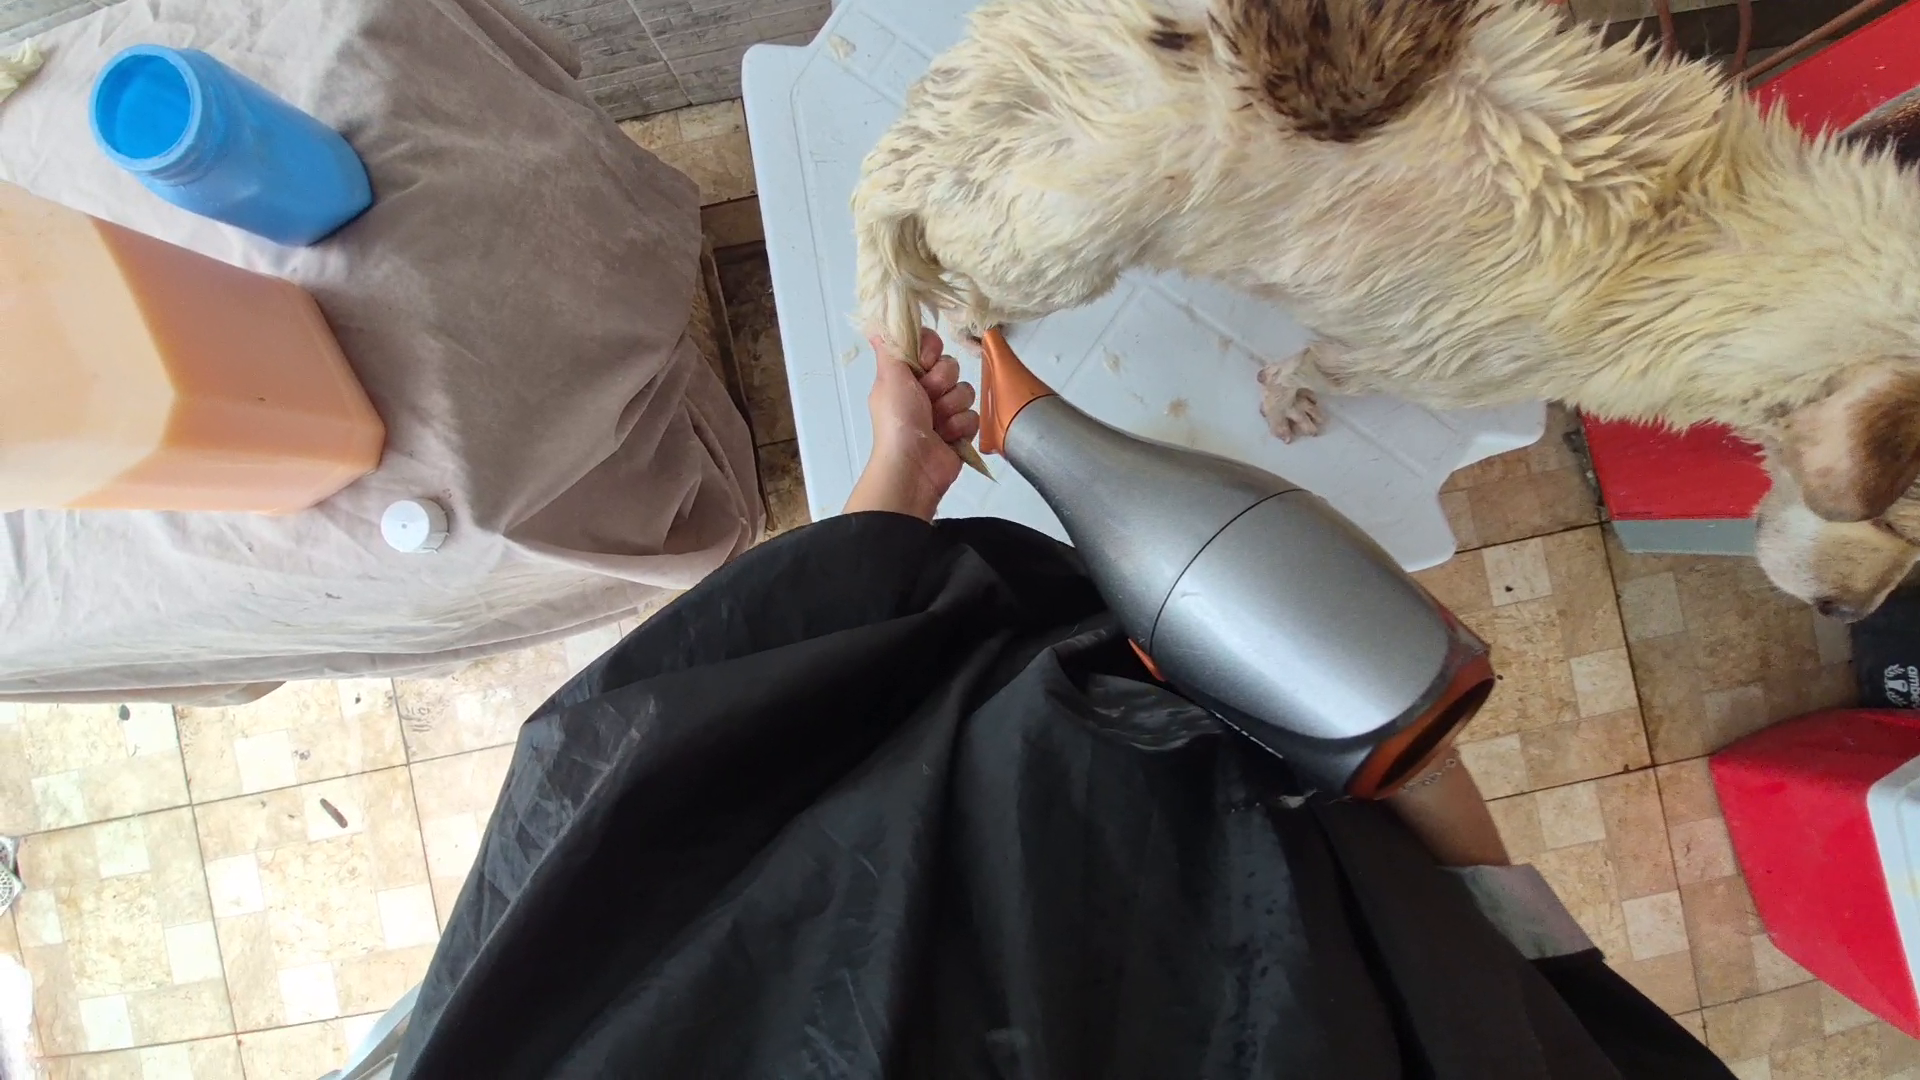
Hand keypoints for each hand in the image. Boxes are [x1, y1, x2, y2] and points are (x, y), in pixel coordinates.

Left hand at [843, 329, 980, 520]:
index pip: (930, 344)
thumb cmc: (897, 420)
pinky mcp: (960, 431)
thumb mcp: (889, 378)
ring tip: (936, 424)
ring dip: (950, 408)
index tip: (925, 360)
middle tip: (926, 400)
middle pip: (951, 366)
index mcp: (906, 375)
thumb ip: (890, 348)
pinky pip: (974, 416)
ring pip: (965, 391)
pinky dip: (959, 427)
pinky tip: (946, 437)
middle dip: (941, 383)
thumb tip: (876, 324)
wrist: (912, 466)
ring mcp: (944, 411)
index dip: (931, 349)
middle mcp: (925, 390)